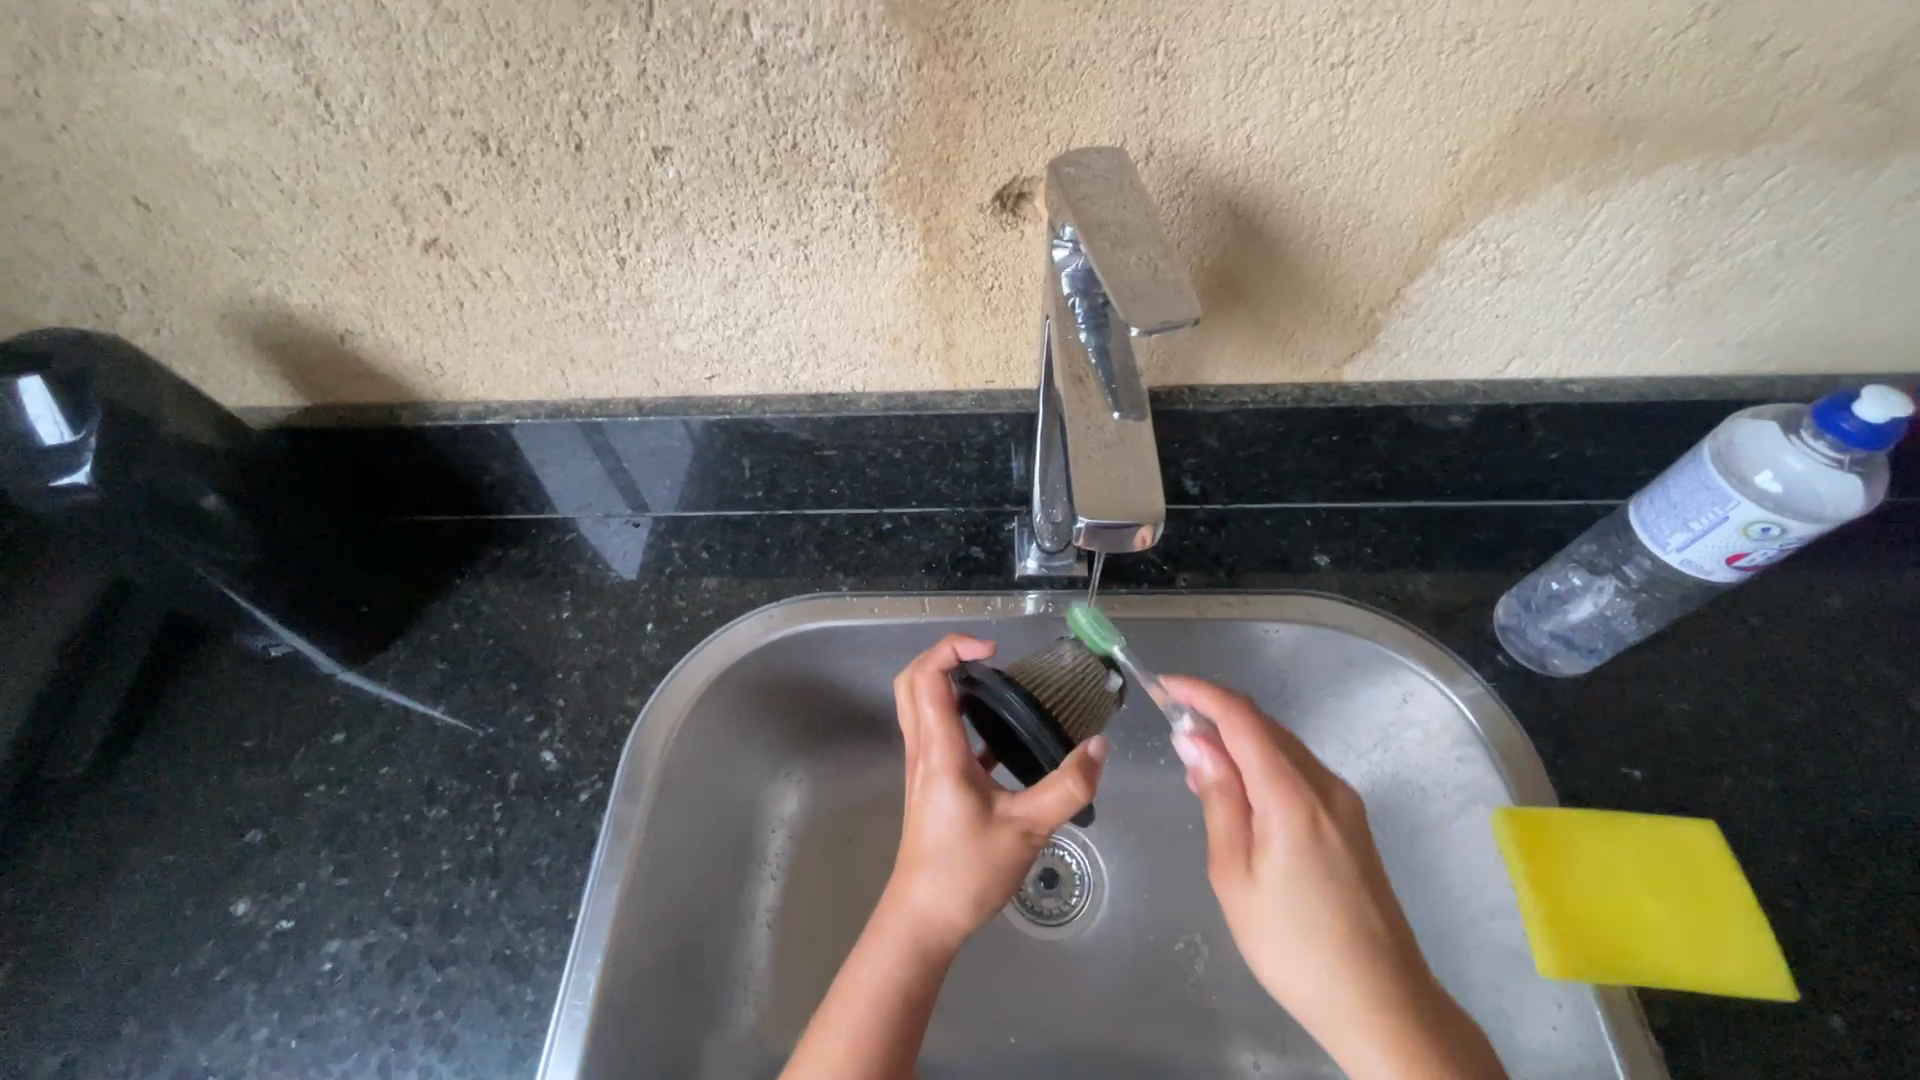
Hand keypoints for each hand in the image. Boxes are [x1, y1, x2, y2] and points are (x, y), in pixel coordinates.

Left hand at [882, 634, 1108, 951]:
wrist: (925, 918)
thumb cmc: (968, 872)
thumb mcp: (1028, 829)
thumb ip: (1067, 786)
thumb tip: (1099, 746)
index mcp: (940, 751)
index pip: (928, 677)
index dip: (953, 648)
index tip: (993, 650)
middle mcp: (924, 750)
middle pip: (913, 682)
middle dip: (944, 656)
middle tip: (989, 659)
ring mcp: (924, 767)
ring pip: (921, 705)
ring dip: (949, 683)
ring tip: (997, 686)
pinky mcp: (932, 784)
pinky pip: (937, 732)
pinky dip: (958, 716)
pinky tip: (999, 734)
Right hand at [1164, 676, 1506, 1079]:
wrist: (1381, 1003)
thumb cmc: (1292, 944)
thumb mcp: (1234, 873)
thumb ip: (1218, 798)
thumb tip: (1194, 741)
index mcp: (1293, 794)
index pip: (1242, 717)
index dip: (1201, 693)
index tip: (1164, 687)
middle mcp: (1326, 785)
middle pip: (1265, 727)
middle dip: (1217, 718)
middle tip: (1173, 734)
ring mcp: (1345, 804)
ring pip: (1284, 749)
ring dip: (1239, 743)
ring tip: (1198, 768)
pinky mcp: (1352, 824)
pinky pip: (1300, 774)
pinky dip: (1263, 767)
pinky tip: (1240, 795)